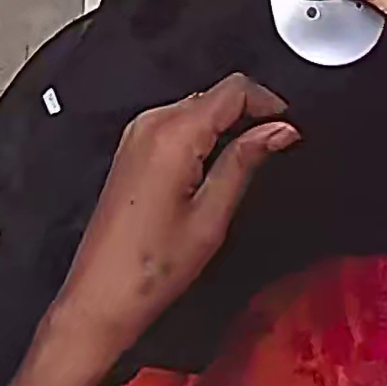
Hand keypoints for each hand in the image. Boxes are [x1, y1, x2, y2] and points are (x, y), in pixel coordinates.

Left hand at [53, 72, 299, 354]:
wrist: (99, 296)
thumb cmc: (148, 268)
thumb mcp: (212, 215)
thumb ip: (247, 160)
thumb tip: (278, 130)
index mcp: (173, 134)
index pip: (233, 89)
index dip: (268, 101)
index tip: (287, 123)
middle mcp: (151, 123)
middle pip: (215, 93)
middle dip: (250, 112)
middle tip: (275, 143)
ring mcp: (138, 132)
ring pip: (199, 104)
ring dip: (227, 122)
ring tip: (248, 158)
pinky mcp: (133, 145)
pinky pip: (178, 120)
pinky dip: (204, 132)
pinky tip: (214, 164)